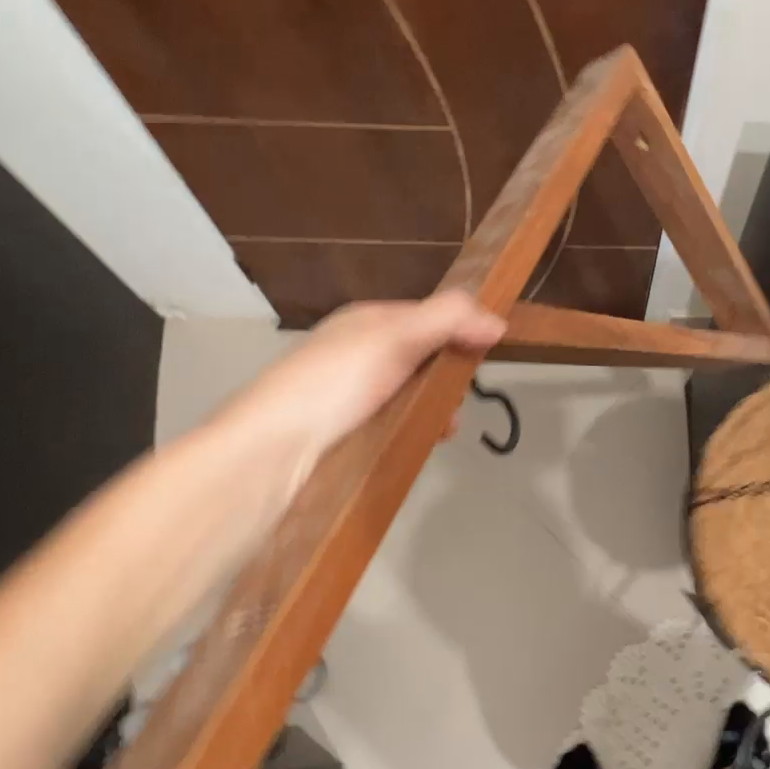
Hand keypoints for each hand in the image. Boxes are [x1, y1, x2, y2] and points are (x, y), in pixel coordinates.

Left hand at [211, 292, 506, 453]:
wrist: (271, 452)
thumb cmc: (332, 384)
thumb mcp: (394, 338)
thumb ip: (447, 321)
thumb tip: (498, 319)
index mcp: (364, 324)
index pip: (424, 316)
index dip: (456, 330)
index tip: (483, 353)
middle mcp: (356, 354)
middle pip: (420, 359)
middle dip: (446, 377)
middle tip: (459, 399)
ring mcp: (349, 397)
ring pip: (409, 395)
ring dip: (432, 408)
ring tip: (444, 429)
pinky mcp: (347, 434)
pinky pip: (393, 426)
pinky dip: (412, 431)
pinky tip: (420, 444)